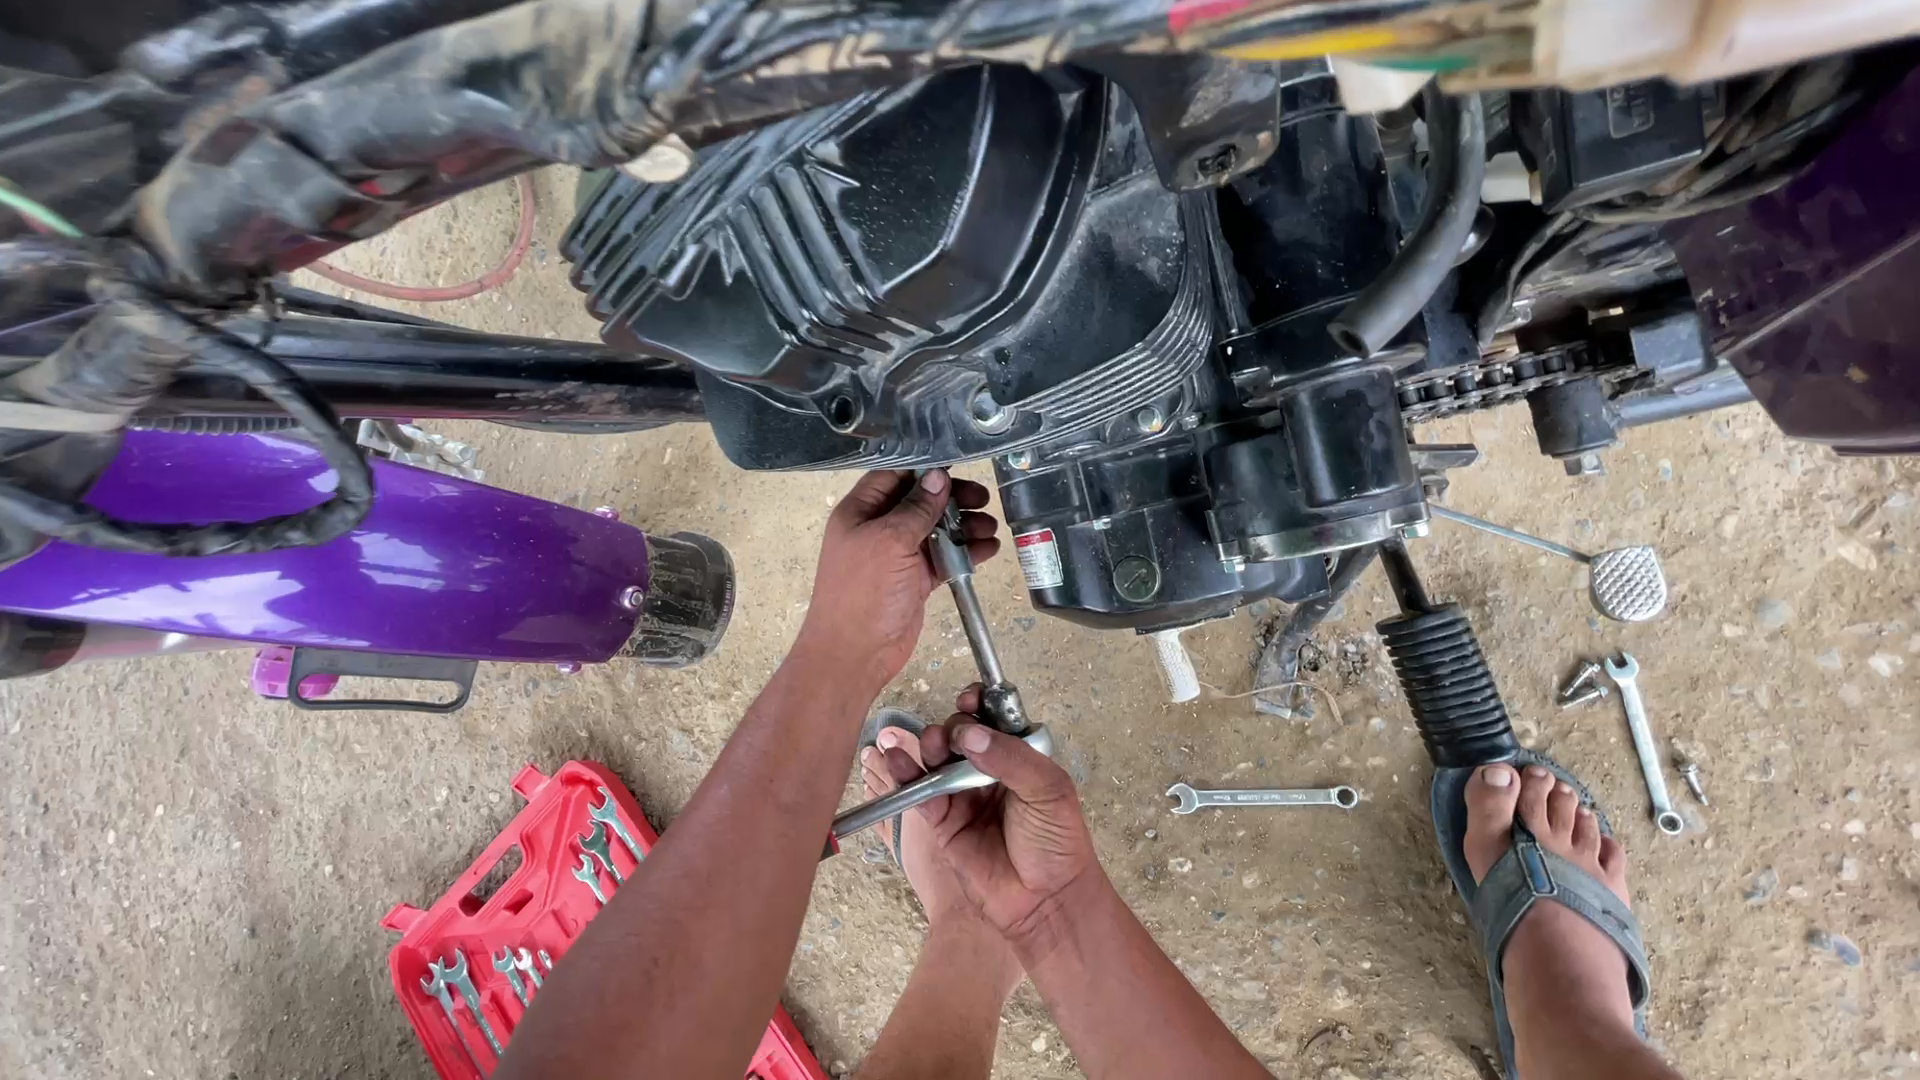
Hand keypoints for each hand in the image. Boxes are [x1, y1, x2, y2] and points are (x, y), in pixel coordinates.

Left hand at [798, 469, 998, 690]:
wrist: (856, 653)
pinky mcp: (915, 579)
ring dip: (964, 525)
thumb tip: (938, 477)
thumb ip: (916, 508)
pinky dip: (965, 552)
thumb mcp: (889, 540)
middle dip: (951, 498)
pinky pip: (944, 557)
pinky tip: (988, 548)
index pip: (893, 476)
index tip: (957, 465)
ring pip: (936, 530)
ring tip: (990, 526)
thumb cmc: (864, 591)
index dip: (924, 469)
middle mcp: (878, 529)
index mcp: (860, 511)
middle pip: (919, 502)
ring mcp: (898, 555)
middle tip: (981, 498)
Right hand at [879, 685, 1100, 942]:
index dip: (978, 704)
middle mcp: (987, 770)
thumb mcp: (1048, 789)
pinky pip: (920, 793)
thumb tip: (969, 733)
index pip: (992, 719)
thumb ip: (1010, 757)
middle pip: (959, 734)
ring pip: (937, 759)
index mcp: (1017, 755)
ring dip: (929, 746)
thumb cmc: (1057, 840)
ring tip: (931, 746)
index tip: (968, 699)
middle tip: (953, 737)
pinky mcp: (942, 822)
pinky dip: (906, 775)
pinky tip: (898, 761)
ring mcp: (963, 795)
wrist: (1046, 901)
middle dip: (952, 727)